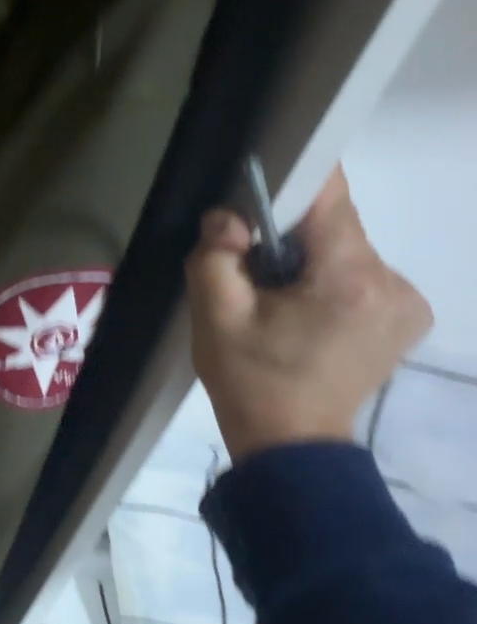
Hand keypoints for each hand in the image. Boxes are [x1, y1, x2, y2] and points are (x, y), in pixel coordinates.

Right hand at [186, 167, 432, 459]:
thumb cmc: (248, 378)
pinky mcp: (408, 318)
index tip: (257, 188)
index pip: (329, 201)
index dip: (292, 184)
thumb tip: (228, 218)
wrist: (291, 439)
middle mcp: (393, 280)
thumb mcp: (214, 318)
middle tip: (249, 279)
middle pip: (336, 233)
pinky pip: (362, 282)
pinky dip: (329, 289)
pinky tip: (305, 323)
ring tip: (276, 310)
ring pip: (348, 258)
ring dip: (309, 269)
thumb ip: (215, 260)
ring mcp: (408, 301)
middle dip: (289, 244)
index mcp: (348, 277)